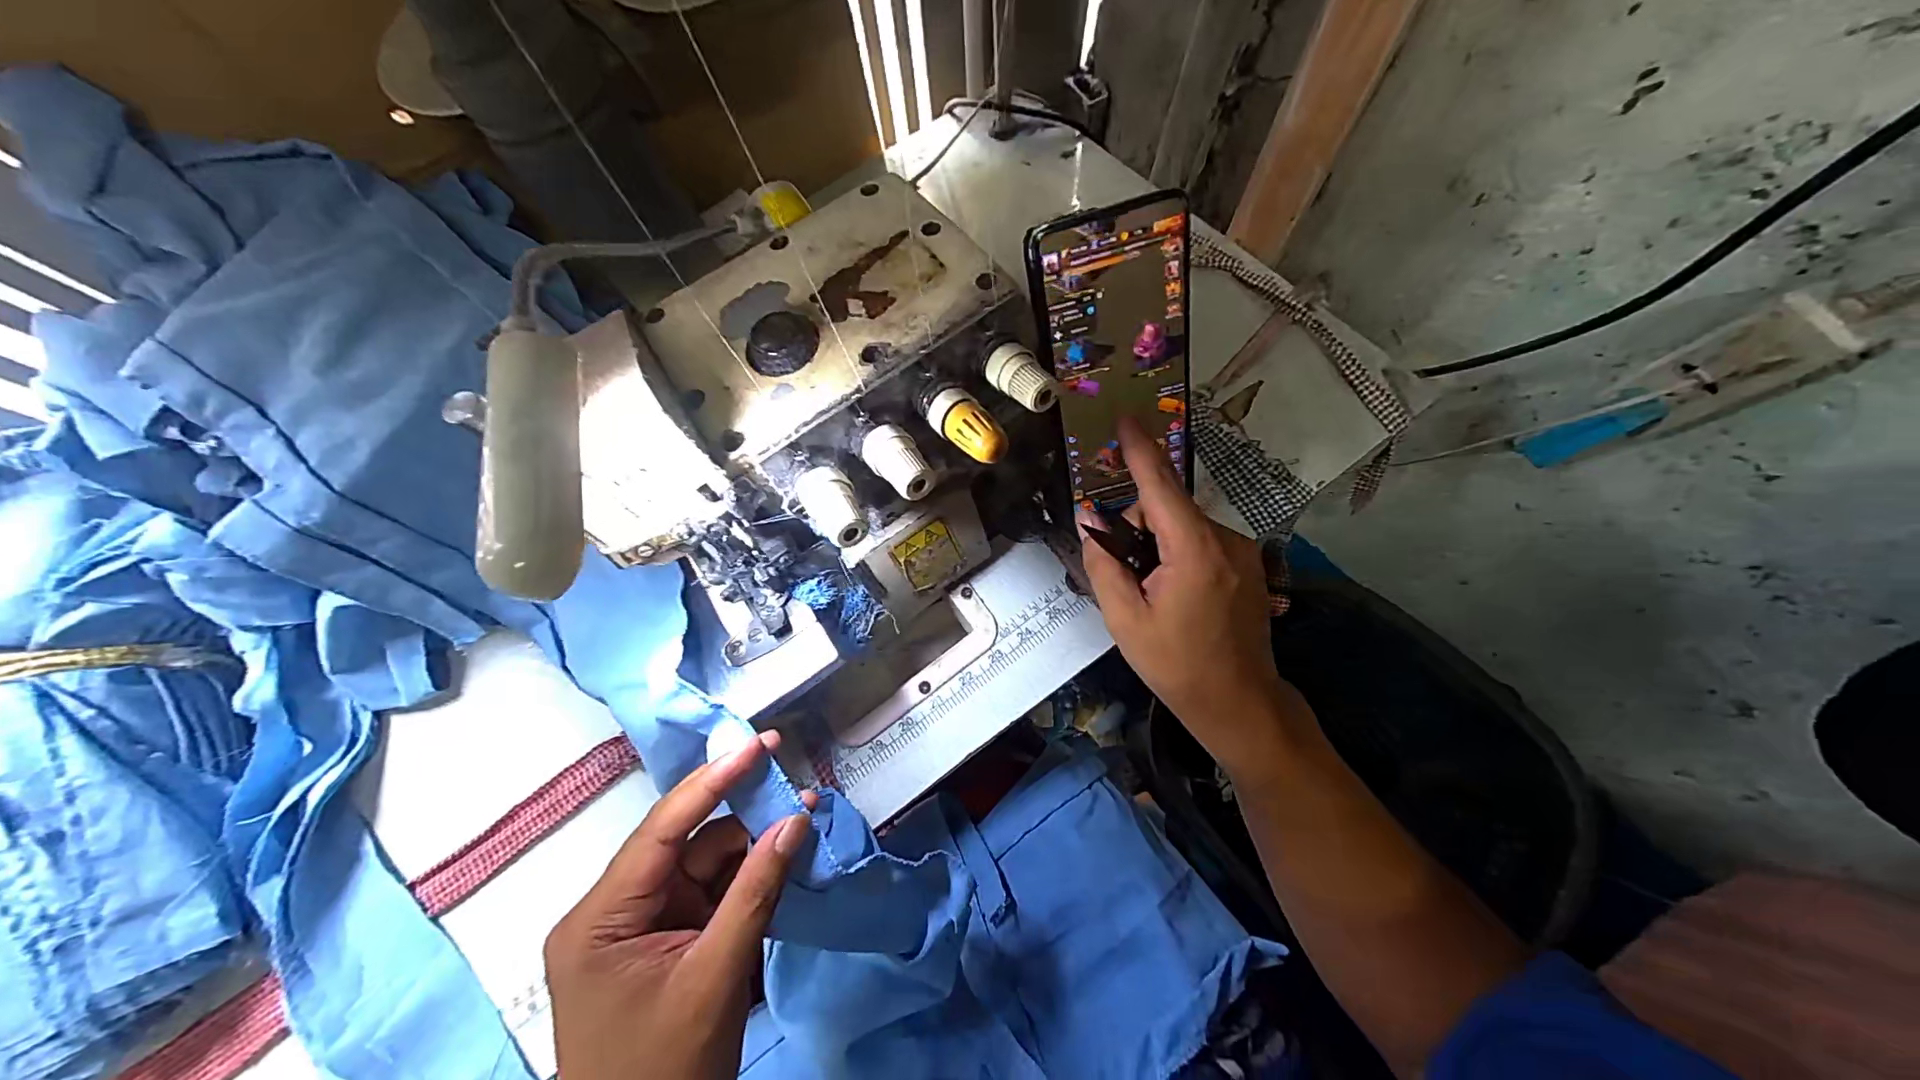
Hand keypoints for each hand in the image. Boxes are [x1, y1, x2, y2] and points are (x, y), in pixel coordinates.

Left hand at [545, 731, 811, 1079]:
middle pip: (686, 845)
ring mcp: (637, 928)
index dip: (714, 781)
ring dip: (750, 850)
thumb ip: (756, 892)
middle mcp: (612, 912)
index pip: (661, 829)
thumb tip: (795, 820)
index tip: (758, 745)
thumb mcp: (715, 977)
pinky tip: (781, 864)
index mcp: (600, 918)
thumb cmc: (666, 1072)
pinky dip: (744, 882)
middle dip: (743, 818)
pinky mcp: (661, 943)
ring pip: (701, 867)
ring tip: (799, 825)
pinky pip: (707, 895)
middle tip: (794, 790)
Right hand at [1078, 417, 1301, 771]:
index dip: (1139, 451)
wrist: (1239, 702)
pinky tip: (1180, 596)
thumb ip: (1104, 562)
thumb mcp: (1125, 619)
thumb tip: (1091, 519)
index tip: (1125, 419)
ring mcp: (1243, 552)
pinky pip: (1203, 542)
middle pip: (1167, 510)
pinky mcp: (1249, 565)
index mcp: (1194, 551)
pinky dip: (1181, 554)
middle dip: (1138, 531)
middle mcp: (1225, 540)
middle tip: (1130, 581)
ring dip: (1160, 546)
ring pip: (1184, 527)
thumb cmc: (1177, 665)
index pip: (1160, 487)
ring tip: (1157, 596)